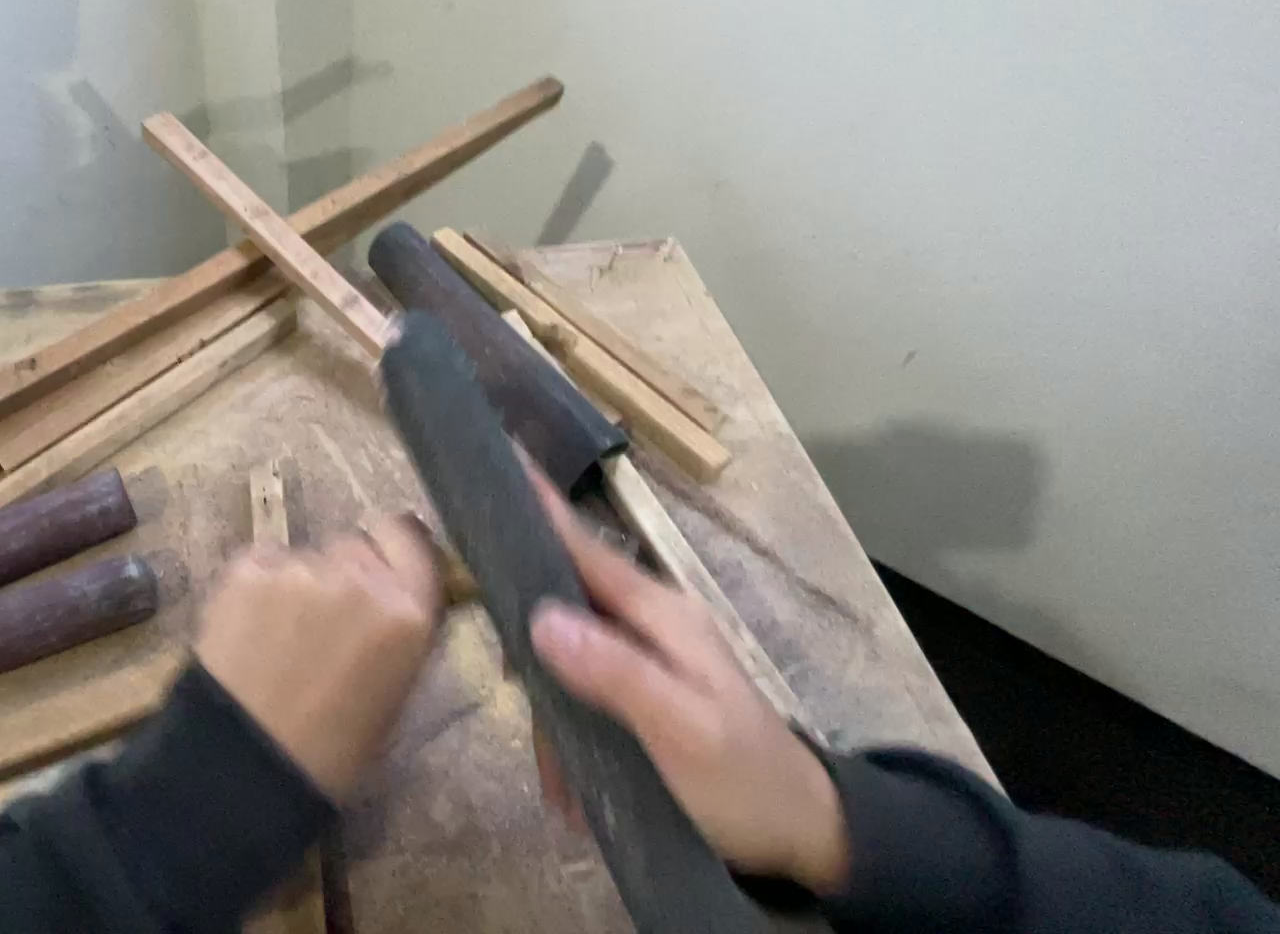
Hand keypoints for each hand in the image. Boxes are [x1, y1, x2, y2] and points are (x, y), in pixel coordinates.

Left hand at [195, 515, 442, 801]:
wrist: (243, 770)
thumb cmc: (331, 752)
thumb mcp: (394, 693)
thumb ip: (399, 629)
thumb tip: (393, 598)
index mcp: (407, 613)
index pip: (406, 536)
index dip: (390, 549)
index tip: (377, 571)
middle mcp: (360, 578)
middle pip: (355, 544)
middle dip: (343, 573)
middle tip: (322, 620)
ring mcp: (301, 569)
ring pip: (306, 555)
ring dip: (299, 583)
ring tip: (278, 635)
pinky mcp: (248, 569)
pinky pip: (263, 562)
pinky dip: (258, 585)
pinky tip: (249, 629)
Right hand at [522, 469, 851, 894]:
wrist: (805, 836)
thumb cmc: (747, 777)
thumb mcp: (684, 727)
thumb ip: (615, 670)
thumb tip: (538, 617)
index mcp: (656, 610)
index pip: (584, 546)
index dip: (539, 508)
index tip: (496, 465)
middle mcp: (643, 619)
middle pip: (560, 595)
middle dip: (525, 635)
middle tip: (506, 679)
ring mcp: (638, 653)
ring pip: (562, 652)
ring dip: (551, 712)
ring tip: (557, 780)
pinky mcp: (634, 687)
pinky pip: (578, 691)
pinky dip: (568, 734)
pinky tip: (572, 786)